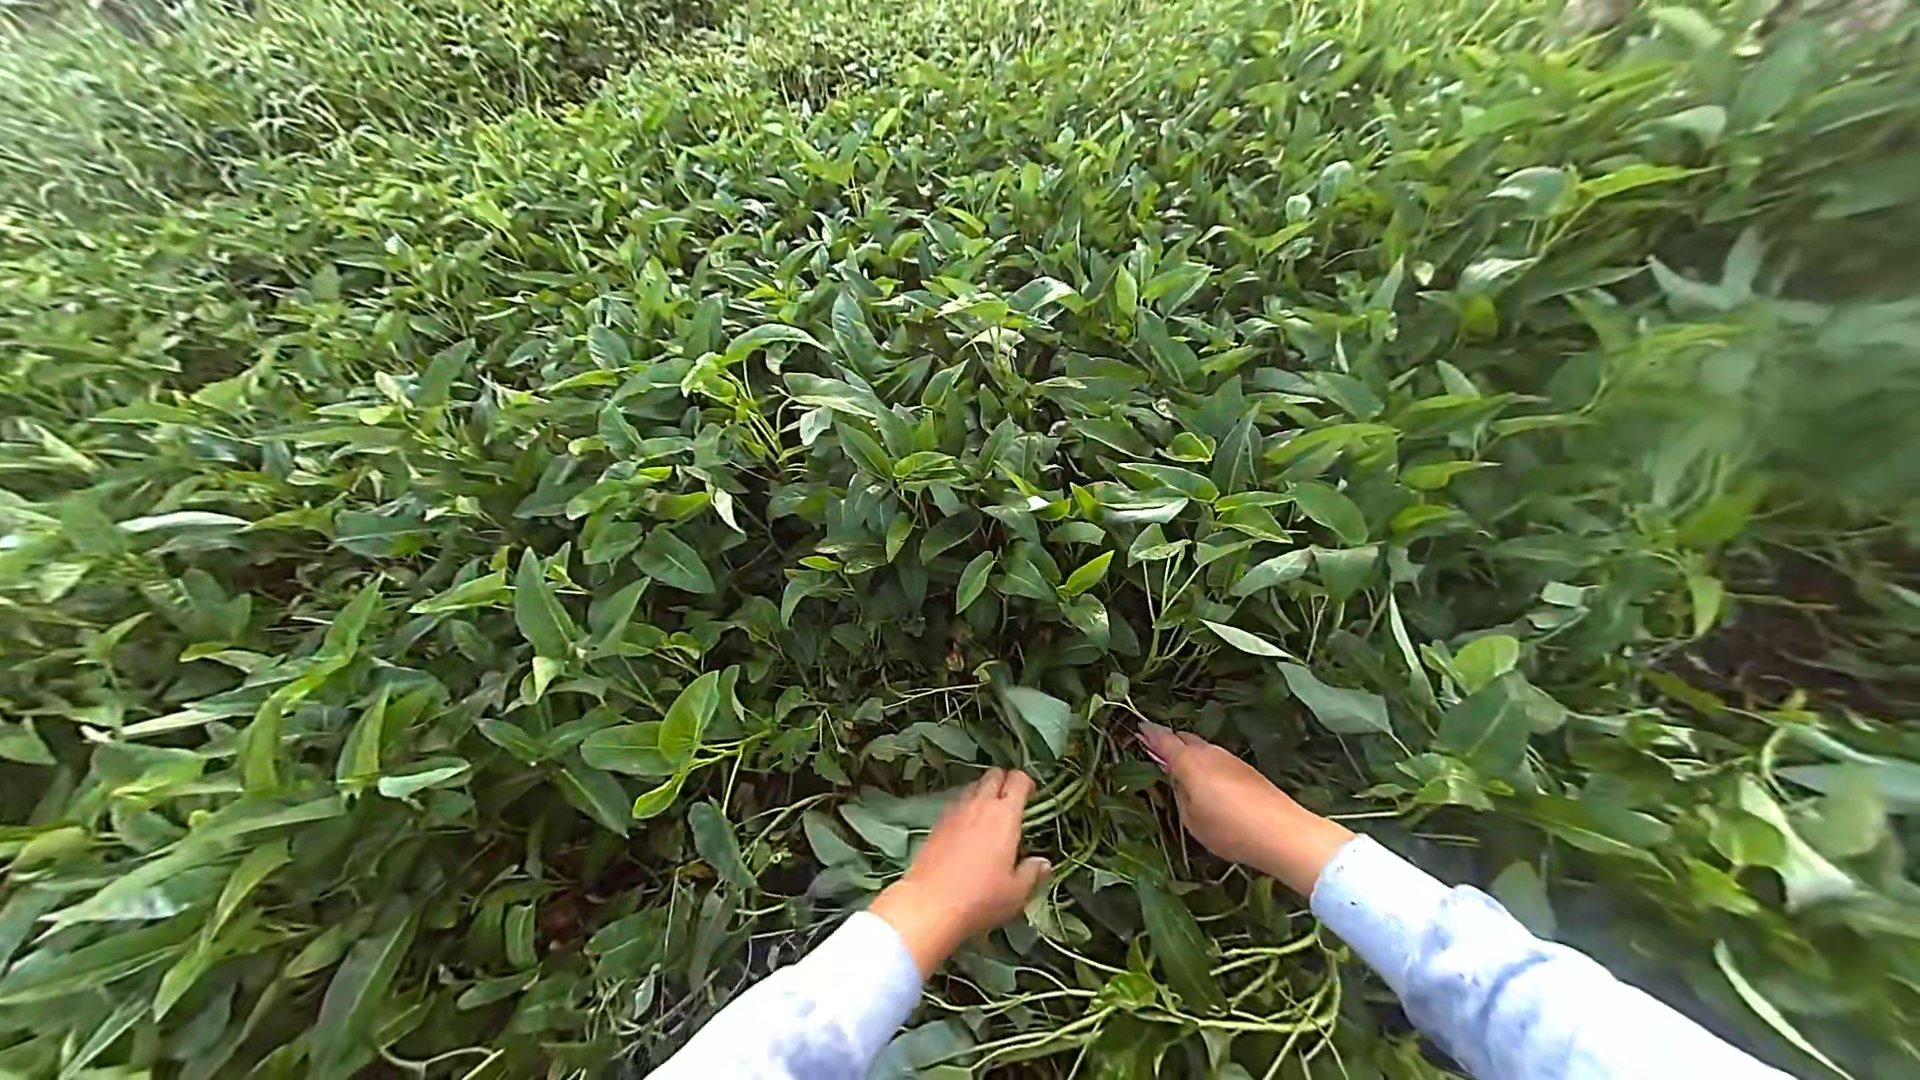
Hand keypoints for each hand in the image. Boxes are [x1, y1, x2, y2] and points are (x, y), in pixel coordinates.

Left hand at [868, 767, 1051, 976]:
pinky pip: (957, 801)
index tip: (1032, 794)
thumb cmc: (980, 897)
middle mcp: (980, 804)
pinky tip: (967, 826)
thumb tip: (1043, 863)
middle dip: (1005, 780)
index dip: (1027, 782)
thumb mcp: (1015, 892)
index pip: (1018, 780)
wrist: (930, 904)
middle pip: (994, 775)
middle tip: (1012, 800)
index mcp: (1004, 815)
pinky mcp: (938, 821)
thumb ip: (1032, 873)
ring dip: (984, 791)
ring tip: (990, 811)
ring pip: (974, 785)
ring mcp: (956, 810)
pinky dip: (966, 805)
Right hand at [1137, 723, 1352, 895]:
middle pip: (1184, 738)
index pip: (1162, 739)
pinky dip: (1207, 763)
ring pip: (1203, 748)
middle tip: (1158, 751)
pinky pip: (1218, 759)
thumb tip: (1177, 779)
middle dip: (1170, 742)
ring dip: (1190, 753)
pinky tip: (1209, 781)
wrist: (1284, 833)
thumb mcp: (1191, 819)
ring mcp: (1229, 758)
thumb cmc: (1229, 829)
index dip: (1149, 734)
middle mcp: (1207, 752)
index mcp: (1188, 761)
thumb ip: (1179, 794)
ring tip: (1184, 770)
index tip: (1139, 729)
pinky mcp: (1247, 769)